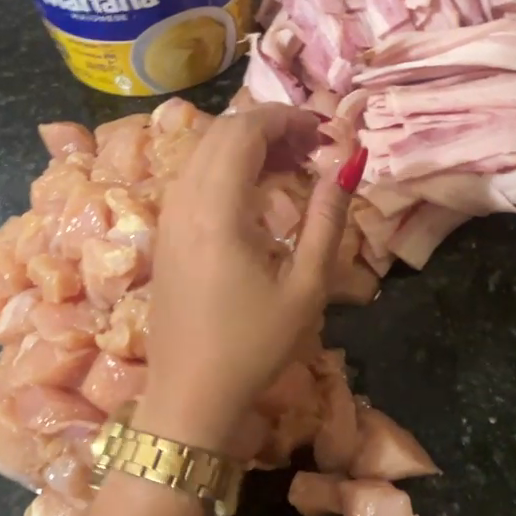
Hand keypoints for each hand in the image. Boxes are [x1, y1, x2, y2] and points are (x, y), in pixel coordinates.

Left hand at [137, 105, 356, 452]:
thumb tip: (350, 162)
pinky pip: (194, 174)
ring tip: (294, 166)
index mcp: (217, 210)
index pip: (245, 131)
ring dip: (249, 144)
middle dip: (271, 126)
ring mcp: (169, 216)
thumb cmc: (254, 346)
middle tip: (314, 147)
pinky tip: (260, 191)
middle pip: (222, 132)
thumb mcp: (307, 285)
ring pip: (204, 150)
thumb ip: (329, 218)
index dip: (287, 118)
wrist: (190, 397)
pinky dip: (228, 166)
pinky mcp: (166, 232)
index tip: (326, 133)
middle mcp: (184, 201)